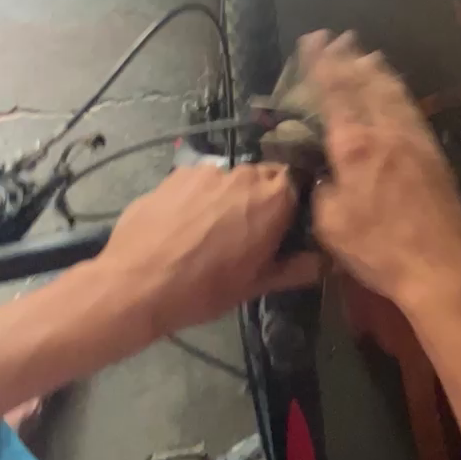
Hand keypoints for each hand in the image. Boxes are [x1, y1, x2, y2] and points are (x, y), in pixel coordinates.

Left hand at [95, 164, 320, 336]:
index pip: (298, 182)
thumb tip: (324, 262)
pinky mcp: (178, 172)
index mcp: (275, 199)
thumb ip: (295, 269)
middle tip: (246, 231)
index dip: (292, 201)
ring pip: (230, 179)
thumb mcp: (255, 286)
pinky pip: (200, 181)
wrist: (136, 285)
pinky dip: (198, 196)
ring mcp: (210, 170)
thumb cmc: (205, 289)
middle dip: (260, 198)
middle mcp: (246, 174)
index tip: (284, 222)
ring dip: (228, 197)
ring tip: (209, 229)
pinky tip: (183, 223)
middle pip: (264, 178)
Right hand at [301, 31, 460, 309]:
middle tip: (336, 37)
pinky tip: (394, 90)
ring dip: (375, 70)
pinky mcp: (433, 152)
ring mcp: (414, 139)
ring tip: (364, 53)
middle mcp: (386, 132)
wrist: (442, 268)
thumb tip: (320, 170)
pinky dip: (397, 91)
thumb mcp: (331, 224)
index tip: (312, 41)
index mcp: (355, 146)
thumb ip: (321, 188)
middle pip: (365, 84)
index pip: (334, 93)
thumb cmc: (380, 250)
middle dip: (348, 58)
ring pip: (392, 92)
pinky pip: (410, 109)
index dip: (321, 64)